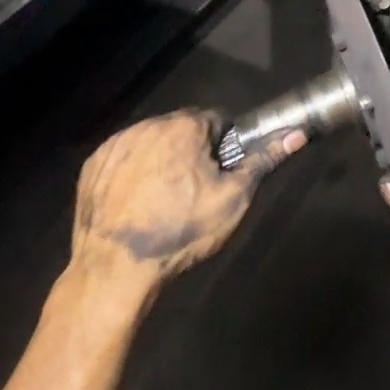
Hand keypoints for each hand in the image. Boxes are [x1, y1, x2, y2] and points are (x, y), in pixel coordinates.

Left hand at [72, 110, 303, 283]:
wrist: (115, 269)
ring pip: (152, 142)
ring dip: (162, 158)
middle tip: (195, 190)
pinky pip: (123, 158)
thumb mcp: (233, 199)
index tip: (221, 173)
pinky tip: (136, 202)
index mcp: (185, 126)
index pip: (217, 120)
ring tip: (163, 199)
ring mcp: (116, 144)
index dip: (224, 146)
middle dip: (192, 150)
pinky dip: (132, 172)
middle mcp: (148, 125)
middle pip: (182, 129)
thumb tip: (297, 133)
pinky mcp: (92, 166)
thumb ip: (264, 161)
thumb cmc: (182, 231)